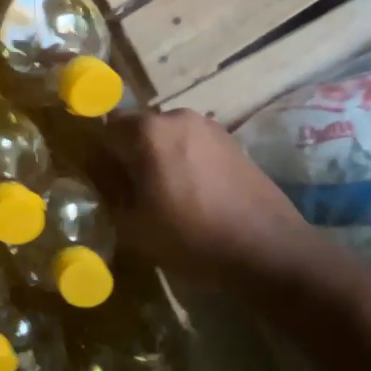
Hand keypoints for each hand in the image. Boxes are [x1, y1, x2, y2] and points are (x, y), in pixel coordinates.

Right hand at [87, 108, 322, 287]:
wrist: (275, 254)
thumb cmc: (195, 238)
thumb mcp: (133, 224)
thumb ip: (106, 189)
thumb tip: (95, 170)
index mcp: (145, 130)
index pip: (104, 129)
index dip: (102, 156)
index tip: (108, 183)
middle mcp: (174, 116)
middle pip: (136, 128)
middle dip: (132, 153)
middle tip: (138, 190)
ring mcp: (208, 127)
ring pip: (166, 136)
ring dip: (162, 156)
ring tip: (172, 193)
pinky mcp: (233, 142)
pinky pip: (194, 144)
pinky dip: (189, 161)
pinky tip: (199, 194)